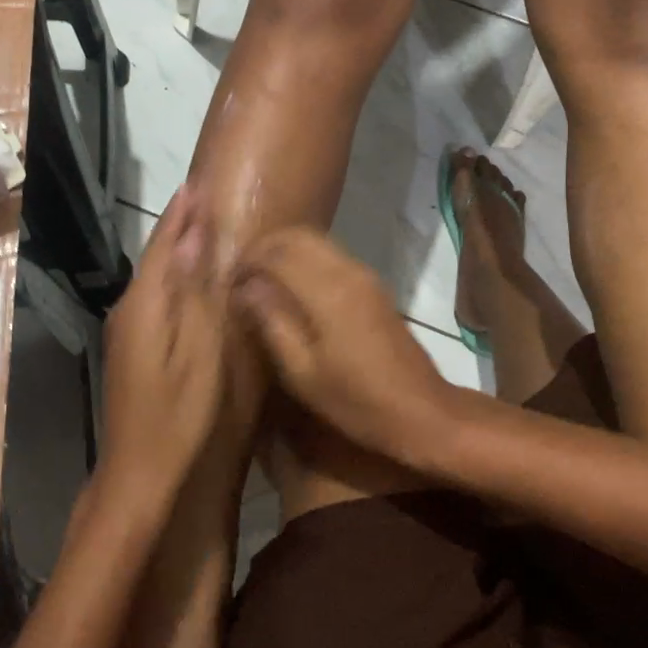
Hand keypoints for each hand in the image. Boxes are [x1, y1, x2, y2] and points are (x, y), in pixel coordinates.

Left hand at [99, 185, 226, 491]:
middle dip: (176, 225)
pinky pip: (152, 295)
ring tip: (198, 225)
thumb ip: (196, 291)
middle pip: (153, 256)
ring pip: (151, 275)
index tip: (197, 182)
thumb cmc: (179, 415)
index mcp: (144, 305)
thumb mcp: (199, 351)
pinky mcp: (130, 347)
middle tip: (202, 196)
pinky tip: (184, 276)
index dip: (180, 214)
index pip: (162, 245)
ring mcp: (124, 330)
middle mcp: (127, 309)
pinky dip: (169, 275)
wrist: (137, 473)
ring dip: (172, 249)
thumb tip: (193, 235)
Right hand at [231, 228, 455, 459]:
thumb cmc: (357, 401)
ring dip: (286, 250)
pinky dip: (306, 259)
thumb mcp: (303, 372)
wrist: (421, 412)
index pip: (277, 251)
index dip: (247, 260)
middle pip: (299, 235)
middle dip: (265, 246)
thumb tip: (245, 288)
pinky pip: (332, 255)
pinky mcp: (374, 287)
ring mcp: (365, 276)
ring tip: (261, 281)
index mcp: (328, 290)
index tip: (226, 281)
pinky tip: (291, 289)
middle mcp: (348, 271)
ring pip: (318, 241)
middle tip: (241, 274)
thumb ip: (271, 322)